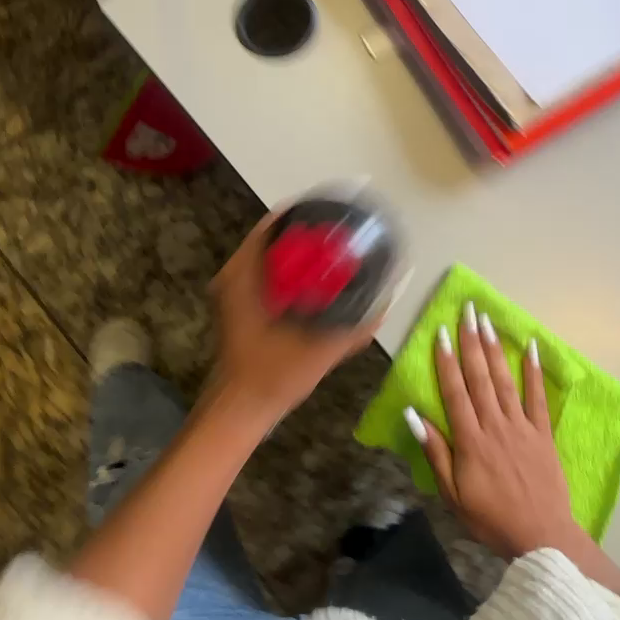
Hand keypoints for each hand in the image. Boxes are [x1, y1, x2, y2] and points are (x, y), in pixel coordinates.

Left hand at [207, 213, 386, 421]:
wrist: (238, 410)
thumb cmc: (271, 376)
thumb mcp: (319, 350)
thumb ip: (356, 327)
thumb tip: (388, 301)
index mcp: (243, 275)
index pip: (273, 224)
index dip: (304, 212)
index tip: (334, 210)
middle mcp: (233, 275)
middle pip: (272, 236)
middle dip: (307, 232)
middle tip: (341, 231)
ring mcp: (232, 290)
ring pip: (268, 255)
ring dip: (298, 252)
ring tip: (334, 250)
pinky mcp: (237, 304)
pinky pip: (265, 273)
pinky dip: (290, 271)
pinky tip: (317, 281)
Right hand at [407, 303, 586, 561]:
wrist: (542, 538)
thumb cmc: (490, 518)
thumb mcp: (453, 494)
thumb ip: (436, 451)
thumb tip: (414, 414)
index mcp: (470, 439)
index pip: (454, 391)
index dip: (447, 360)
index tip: (442, 331)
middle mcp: (495, 425)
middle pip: (479, 376)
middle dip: (471, 341)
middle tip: (467, 310)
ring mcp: (521, 427)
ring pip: (505, 380)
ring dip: (494, 348)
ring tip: (487, 320)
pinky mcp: (543, 434)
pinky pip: (537, 398)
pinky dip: (534, 371)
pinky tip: (531, 348)